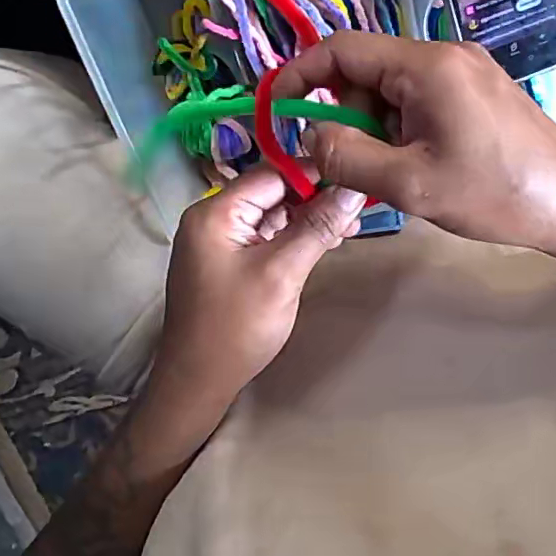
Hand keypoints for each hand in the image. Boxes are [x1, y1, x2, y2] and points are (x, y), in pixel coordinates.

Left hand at [154, 164, 365, 401]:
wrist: (198, 383)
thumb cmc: (236, 327)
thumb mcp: (282, 273)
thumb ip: (318, 227)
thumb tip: (354, 190)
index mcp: (215, 212)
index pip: (272, 173)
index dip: (315, 173)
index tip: (356, 176)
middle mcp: (214, 217)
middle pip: (273, 191)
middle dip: (315, 197)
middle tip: (358, 209)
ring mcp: (220, 239)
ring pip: (273, 213)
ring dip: (309, 218)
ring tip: (349, 227)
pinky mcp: (229, 259)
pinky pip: (267, 235)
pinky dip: (295, 236)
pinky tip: (325, 241)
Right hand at [272, 32, 555, 253]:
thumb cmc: (494, 193)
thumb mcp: (409, 184)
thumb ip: (346, 156)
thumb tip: (307, 135)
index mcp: (427, 65)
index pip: (343, 48)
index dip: (301, 75)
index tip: (279, 110)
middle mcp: (446, 53)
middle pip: (368, 68)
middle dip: (345, 111)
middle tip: (349, 161)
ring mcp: (467, 69)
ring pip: (393, 87)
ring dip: (375, 124)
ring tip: (393, 170)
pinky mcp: (479, 88)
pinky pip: (421, 97)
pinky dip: (402, 125)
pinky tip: (418, 162)